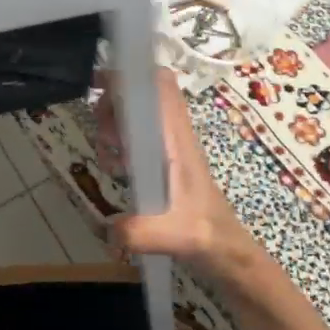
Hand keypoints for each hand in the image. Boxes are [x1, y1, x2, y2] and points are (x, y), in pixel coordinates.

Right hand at [100, 69, 259, 273]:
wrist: (228, 254)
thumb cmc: (208, 235)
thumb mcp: (175, 236)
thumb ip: (140, 232)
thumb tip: (108, 228)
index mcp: (177, 140)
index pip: (161, 86)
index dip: (131, 75)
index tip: (101, 86)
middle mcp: (172, 136)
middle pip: (140, 95)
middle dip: (113, 103)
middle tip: (102, 132)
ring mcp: (167, 148)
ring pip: (134, 116)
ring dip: (112, 126)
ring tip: (109, 156)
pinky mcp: (161, 162)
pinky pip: (134, 138)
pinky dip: (118, 145)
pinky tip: (116, 170)